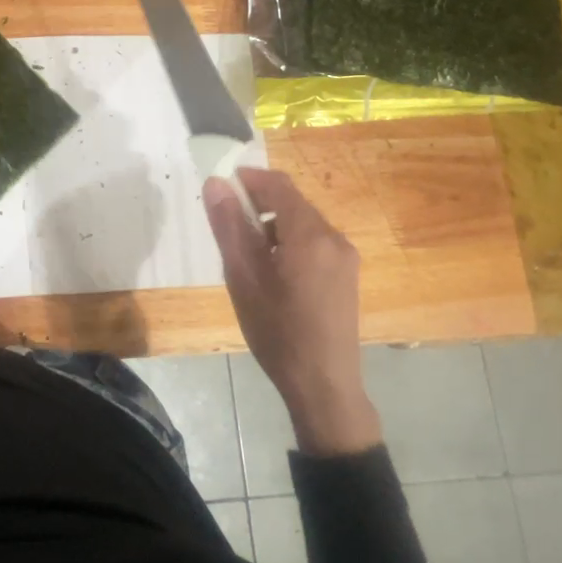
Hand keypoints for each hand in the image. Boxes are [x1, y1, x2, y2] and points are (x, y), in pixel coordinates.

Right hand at [204, 169, 380, 455]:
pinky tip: (270, 271)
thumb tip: (216, 184)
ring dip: (271, 224)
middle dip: (258, 203)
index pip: (279, 186)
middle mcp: (334, 238)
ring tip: (244, 253)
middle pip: (292, 203)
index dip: (248, 178)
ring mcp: (345, 258)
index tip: (220, 185)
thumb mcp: (243, 277)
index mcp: (310, 235)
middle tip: (225, 223)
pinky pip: (313, 243)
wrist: (323, 384)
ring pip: (302, 223)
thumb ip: (229, 226)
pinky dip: (288, 242)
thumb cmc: (277, 331)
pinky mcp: (346, 275)